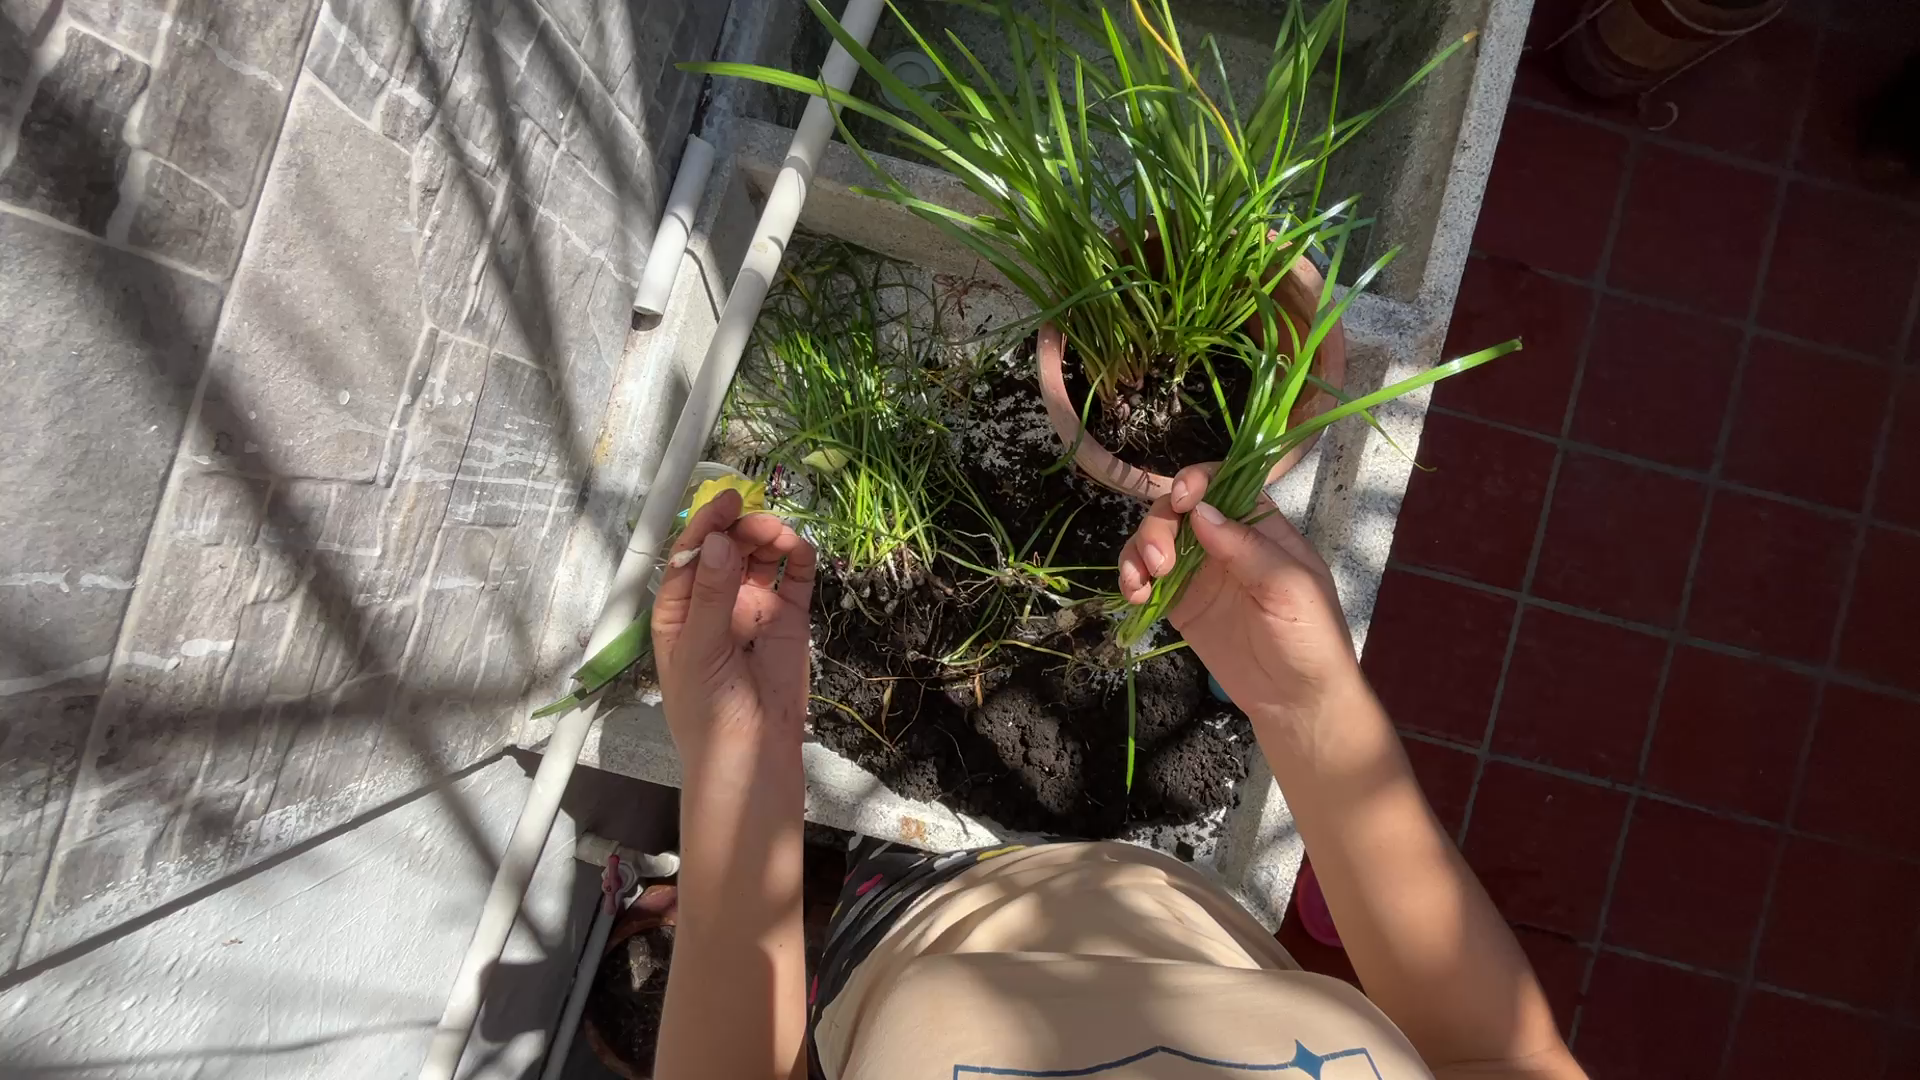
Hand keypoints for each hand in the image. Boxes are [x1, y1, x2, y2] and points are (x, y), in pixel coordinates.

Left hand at [652, 489, 816, 757]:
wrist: (754, 757)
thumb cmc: (709, 711)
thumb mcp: (701, 653)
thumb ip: (713, 596)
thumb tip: (723, 540)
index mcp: (680, 609)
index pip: (691, 556)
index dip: (706, 525)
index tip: (728, 500)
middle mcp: (716, 601)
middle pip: (729, 550)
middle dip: (744, 531)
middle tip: (765, 525)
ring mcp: (755, 608)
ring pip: (762, 558)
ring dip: (771, 540)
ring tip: (785, 538)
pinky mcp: (789, 619)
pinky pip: (795, 580)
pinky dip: (800, 560)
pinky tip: (803, 550)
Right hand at [1117, 464, 1357, 721]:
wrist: (1294, 702)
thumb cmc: (1309, 639)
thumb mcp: (1289, 588)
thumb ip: (1245, 547)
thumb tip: (1200, 510)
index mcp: (1259, 528)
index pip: (1223, 483)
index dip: (1196, 480)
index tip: (1182, 499)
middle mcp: (1224, 541)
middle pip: (1178, 509)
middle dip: (1160, 525)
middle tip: (1160, 562)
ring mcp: (1197, 571)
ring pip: (1155, 538)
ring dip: (1139, 549)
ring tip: (1143, 582)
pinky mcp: (1177, 602)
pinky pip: (1145, 576)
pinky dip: (1132, 577)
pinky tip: (1135, 596)